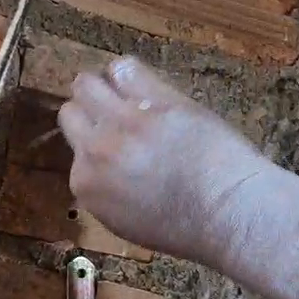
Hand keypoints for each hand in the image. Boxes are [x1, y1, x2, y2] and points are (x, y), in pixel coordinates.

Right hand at [56, 57, 269, 263]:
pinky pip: (125, 70)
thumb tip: (105, 169)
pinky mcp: (154, 100)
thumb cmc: (184, 228)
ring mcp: (122, 121)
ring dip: (100, 86)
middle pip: (71, 112)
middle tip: (108, 113)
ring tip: (120, 91)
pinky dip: (127, 72)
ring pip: (88, 85)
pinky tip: (139, 80)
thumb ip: (104, 189)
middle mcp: (94, 149)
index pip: (75, 149)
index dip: (92, 143)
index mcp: (84, 184)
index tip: (110, 144)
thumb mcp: (124, 221)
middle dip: (87, 111)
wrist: (227, 212)